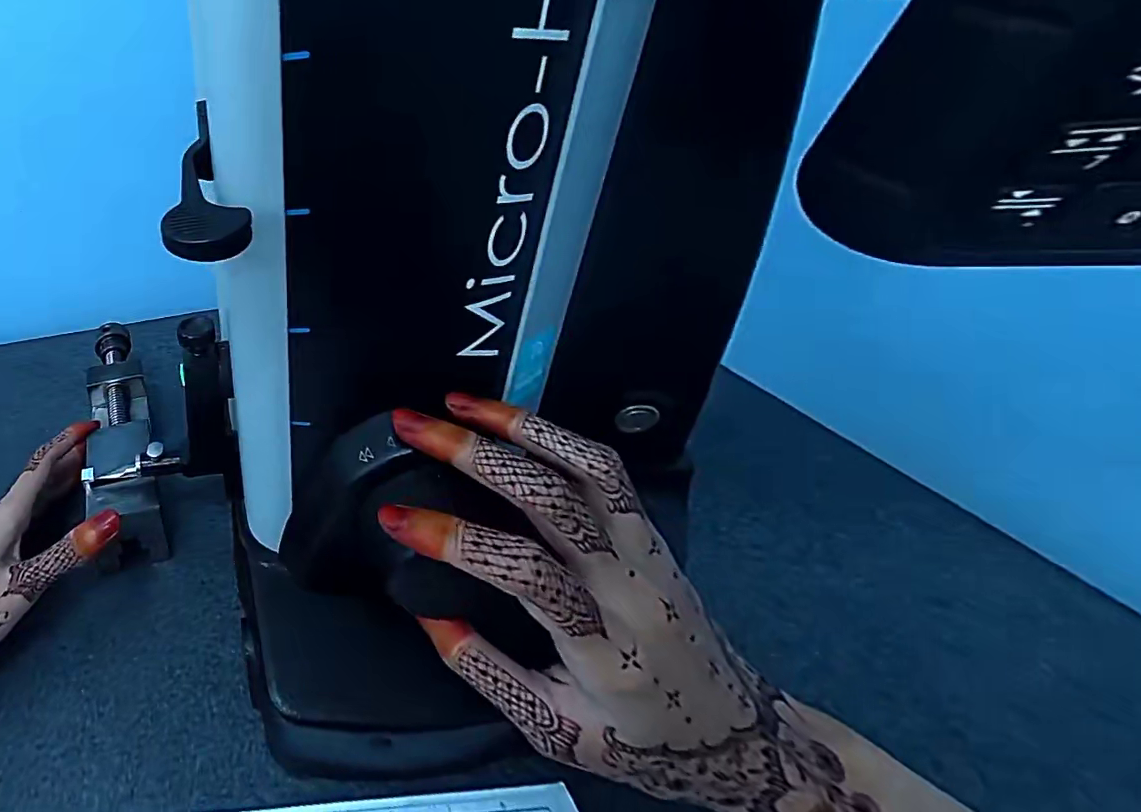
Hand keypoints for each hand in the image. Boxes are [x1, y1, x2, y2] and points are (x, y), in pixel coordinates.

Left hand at [0, 420, 121, 811]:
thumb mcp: (23, 587)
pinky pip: (26, 513)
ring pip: (31, 495)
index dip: (66, 441)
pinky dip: (48, 501)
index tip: (92, 423)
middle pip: (36, 476)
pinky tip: (56, 509)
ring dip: (59, 477)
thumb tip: (113, 517)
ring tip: (86, 467)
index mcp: (5, 517)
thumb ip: (67, 552)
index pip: (40, 466)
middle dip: (67, 455)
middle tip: (99, 444)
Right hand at [380, 395, 960, 811]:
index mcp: (603, 644)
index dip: (455, 539)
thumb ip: (487, 672)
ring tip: (460, 403)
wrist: (742, 737)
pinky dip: (550, 432)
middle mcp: (628, 585)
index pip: (524, 572)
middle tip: (415, 427)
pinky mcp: (648, 528)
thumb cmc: (641, 738)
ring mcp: (644, 548)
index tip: (398, 519)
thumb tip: (431, 615)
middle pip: (552, 498)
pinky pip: (603, 466)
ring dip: (516, 425)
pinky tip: (509, 419)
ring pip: (586, 465)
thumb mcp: (556, 731)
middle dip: (473, 453)